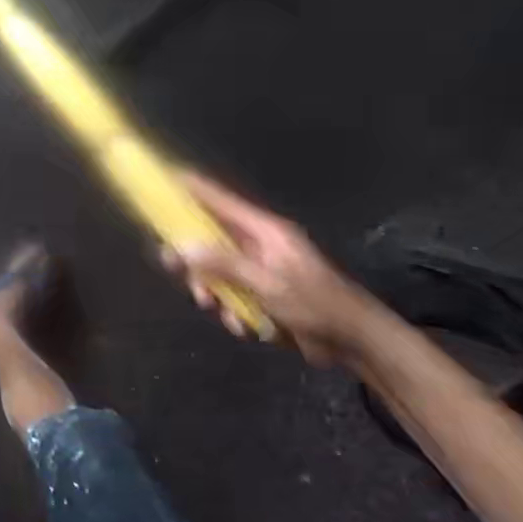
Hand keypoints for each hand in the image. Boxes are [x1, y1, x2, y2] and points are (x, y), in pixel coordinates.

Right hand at [161, 172, 385, 364]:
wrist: (354, 342)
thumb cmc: (315, 305)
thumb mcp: (266, 284)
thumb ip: (223, 265)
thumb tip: (182, 247)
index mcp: (264, 231)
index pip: (222, 201)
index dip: (194, 190)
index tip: (168, 179)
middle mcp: (259, 245)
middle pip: (211, 239)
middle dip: (195, 259)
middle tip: (172, 266)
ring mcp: (261, 270)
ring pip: (218, 272)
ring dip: (214, 292)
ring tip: (218, 310)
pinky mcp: (264, 294)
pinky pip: (233, 295)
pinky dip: (234, 311)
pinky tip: (246, 327)